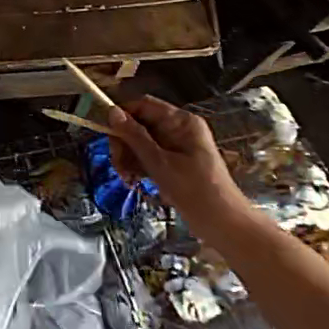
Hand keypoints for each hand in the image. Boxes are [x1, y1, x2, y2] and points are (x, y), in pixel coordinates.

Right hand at [106, 97, 246, 219]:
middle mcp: (179, 128)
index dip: (122, 116)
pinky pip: (149, 156)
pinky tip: (133, 181)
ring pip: (141, 142)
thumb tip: (112, 112)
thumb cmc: (194, 189)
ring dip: (128, 158)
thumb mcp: (159, 162)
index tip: (105, 134)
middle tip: (118, 165)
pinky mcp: (175, 162)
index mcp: (181, 122)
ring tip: (127, 178)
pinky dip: (138, 166)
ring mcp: (177, 145)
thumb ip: (134, 136)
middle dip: (124, 143)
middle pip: (139, 124)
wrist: (222, 222)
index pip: (143, 105)